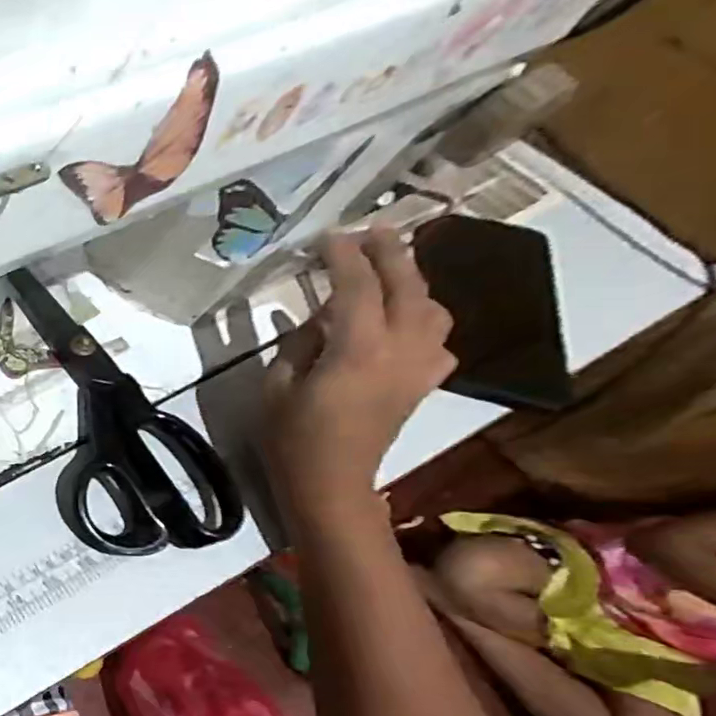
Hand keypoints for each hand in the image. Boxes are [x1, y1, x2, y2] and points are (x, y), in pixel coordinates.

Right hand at [262, 227, 455, 501]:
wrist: (331, 484)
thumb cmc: (292, 437)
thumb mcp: (277, 384)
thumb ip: (300, 341)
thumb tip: (321, 316)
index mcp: (357, 349)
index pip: (357, 285)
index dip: (342, 255)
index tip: (326, 238)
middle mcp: (398, 349)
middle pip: (406, 285)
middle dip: (388, 251)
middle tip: (368, 231)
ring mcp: (418, 366)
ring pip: (432, 307)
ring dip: (412, 280)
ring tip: (388, 269)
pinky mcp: (423, 383)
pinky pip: (438, 338)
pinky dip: (424, 317)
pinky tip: (404, 319)